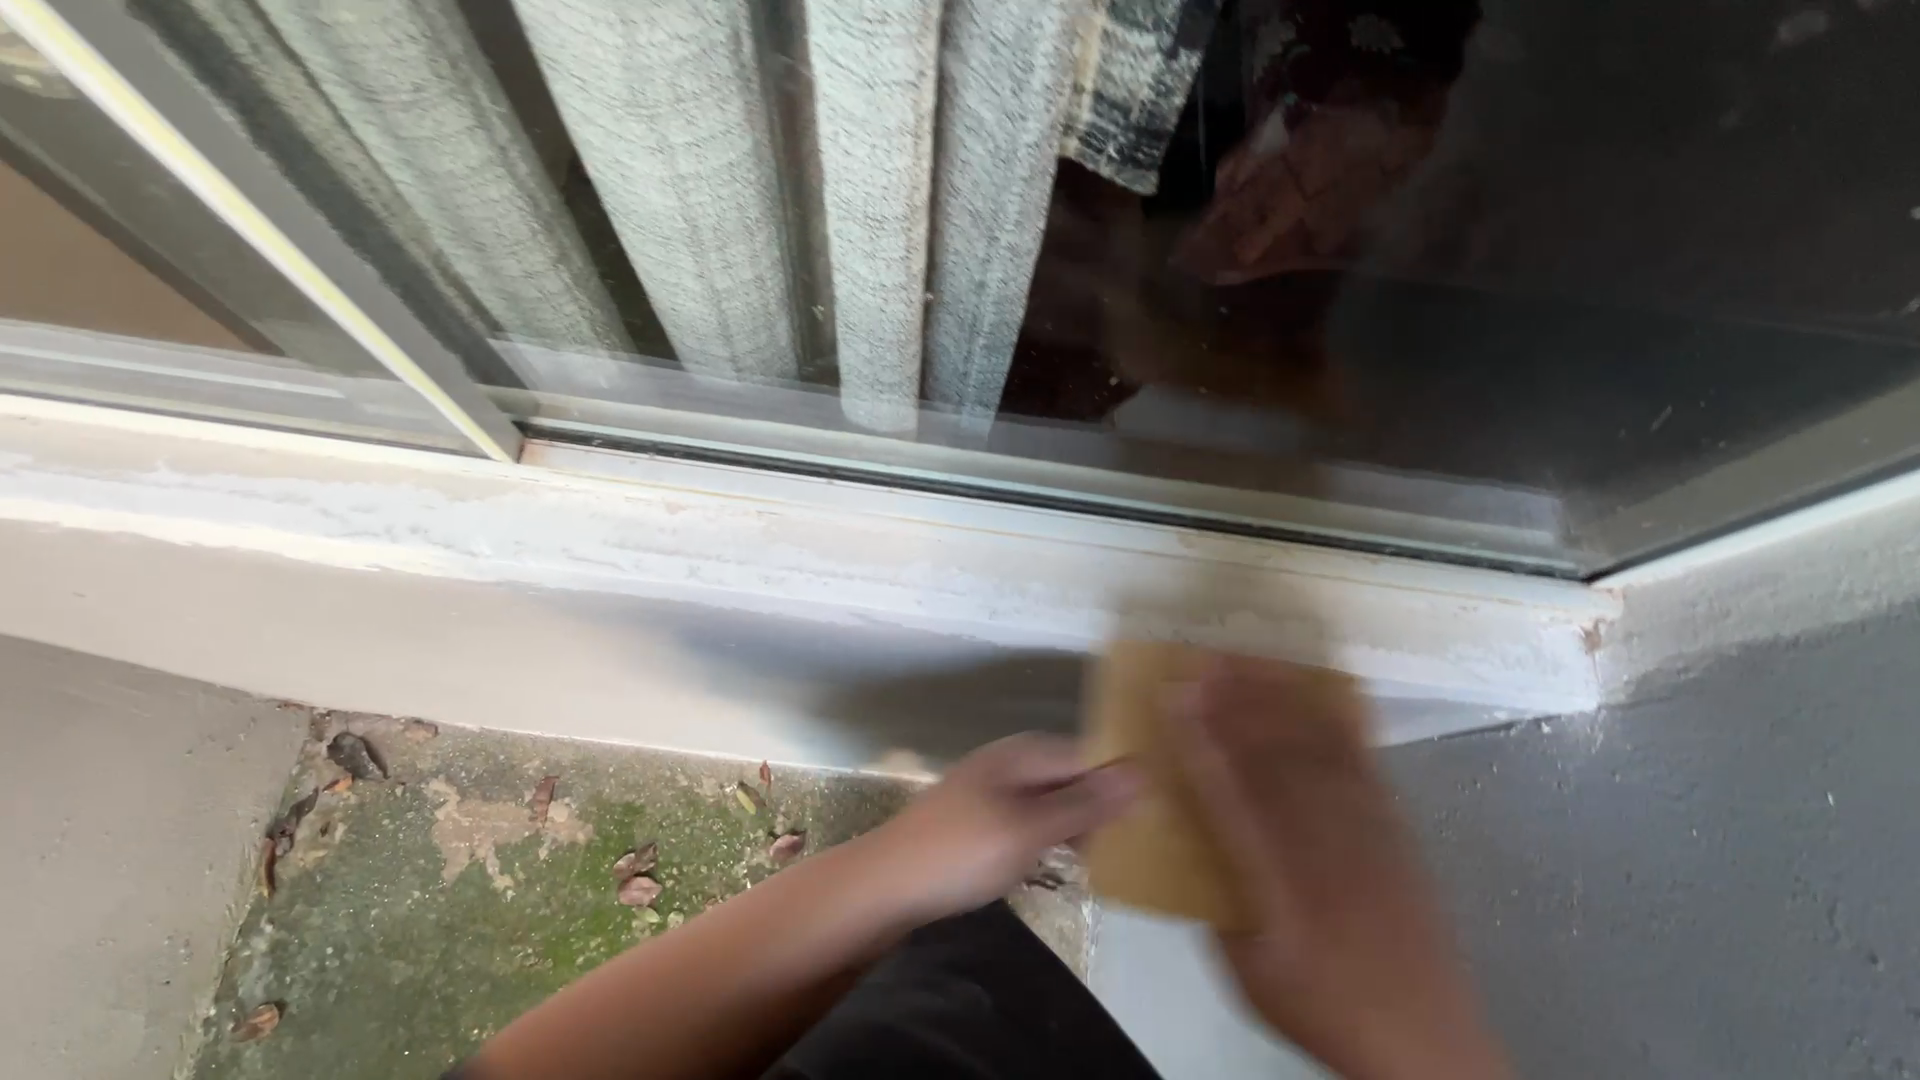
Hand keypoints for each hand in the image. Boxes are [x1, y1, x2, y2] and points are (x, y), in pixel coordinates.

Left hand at [863, 734, 1137, 923]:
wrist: (886, 885)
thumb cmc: (960, 852)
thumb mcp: (1028, 829)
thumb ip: (1083, 803)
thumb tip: (1140, 772)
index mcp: (1024, 754)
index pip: (1092, 753)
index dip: (1125, 779)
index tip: (1161, 812)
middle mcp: (1013, 762)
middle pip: (1074, 774)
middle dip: (1105, 805)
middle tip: (1140, 844)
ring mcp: (997, 790)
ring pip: (1055, 799)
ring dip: (1081, 825)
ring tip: (1111, 858)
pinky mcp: (985, 820)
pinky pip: (1035, 819)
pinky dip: (1054, 837)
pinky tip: (1067, 863)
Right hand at [1165, 659, 1511, 1079]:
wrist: (1427, 1043)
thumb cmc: (1322, 1006)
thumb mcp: (1247, 968)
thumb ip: (1219, 898)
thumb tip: (1196, 840)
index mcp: (1278, 880)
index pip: (1228, 791)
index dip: (1197, 738)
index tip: (1171, 696)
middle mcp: (1324, 842)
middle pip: (1271, 754)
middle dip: (1233, 701)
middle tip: (1202, 660)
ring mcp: (1366, 830)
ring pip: (1314, 747)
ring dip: (1276, 698)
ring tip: (1245, 663)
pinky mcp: (1395, 829)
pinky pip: (1361, 762)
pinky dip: (1333, 721)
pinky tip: (1316, 694)